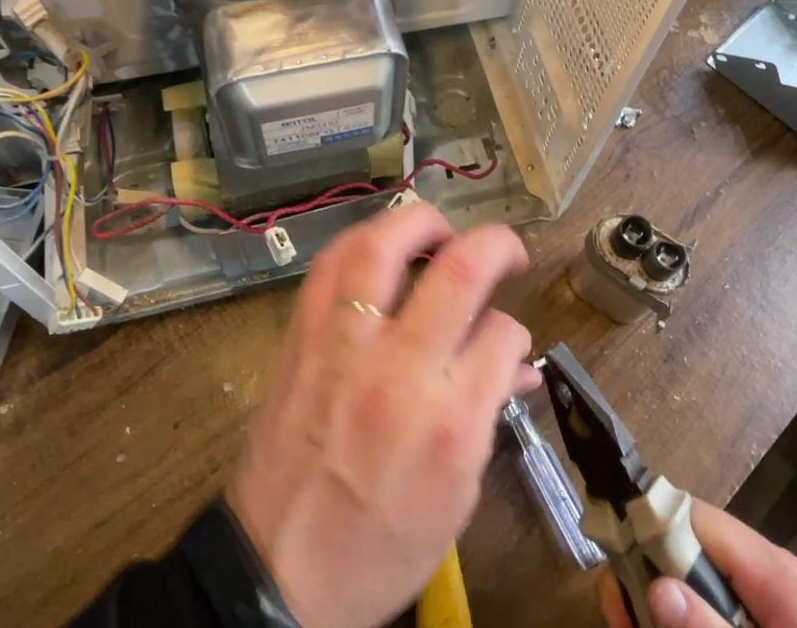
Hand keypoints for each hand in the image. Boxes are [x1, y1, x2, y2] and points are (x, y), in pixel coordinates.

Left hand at [227, 203, 540, 627]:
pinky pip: (327, 270)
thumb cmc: (382, 546)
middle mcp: (397, 370)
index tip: (509, 337)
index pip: (502, 332)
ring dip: (418, 224)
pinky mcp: (299, 343)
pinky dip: (359, 245)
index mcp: (448, 420)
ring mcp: (341, 349)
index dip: (515, 326)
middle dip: (495, 243)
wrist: (278, 571)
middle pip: (457, 271)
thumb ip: (487, 413)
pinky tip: (378, 252)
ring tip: (439, 231)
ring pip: (379, 248)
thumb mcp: (458, 495)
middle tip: (504, 249)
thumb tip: (518, 364)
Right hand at [598, 499, 796, 627]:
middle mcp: (770, 580)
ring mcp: (770, 609)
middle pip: (687, 552)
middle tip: (619, 619)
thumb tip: (655, 585)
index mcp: (776, 574)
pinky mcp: (769, 625)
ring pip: (694, 589)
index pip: (694, 515)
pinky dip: (691, 623)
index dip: (645, 525)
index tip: (609, 560)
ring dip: (662, 613)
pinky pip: (717, 613)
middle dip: (647, 583)